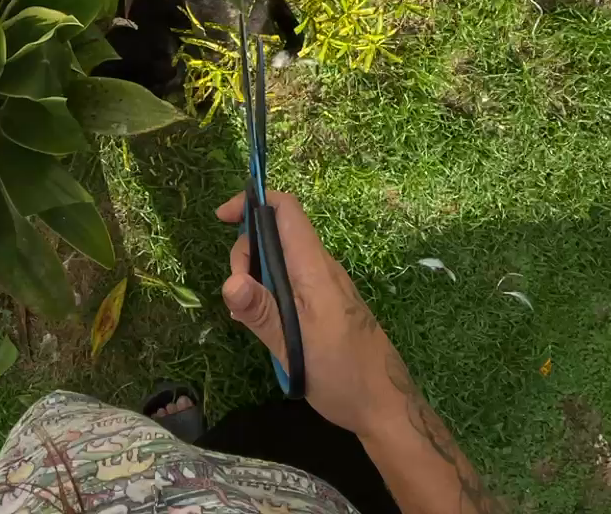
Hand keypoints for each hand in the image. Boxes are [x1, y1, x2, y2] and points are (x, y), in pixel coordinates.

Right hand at [216, 190, 413, 435]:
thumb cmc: (343, 374)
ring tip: (247, 316)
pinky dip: (269, 289)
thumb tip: (229, 281)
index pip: (286, 209)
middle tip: (238, 293)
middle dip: (246, 251)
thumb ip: (261, 312)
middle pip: (276, 233)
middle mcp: (320, 267)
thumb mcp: (293, 347)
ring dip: (256, 274)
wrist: (388, 408)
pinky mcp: (325, 301)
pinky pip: (290, 279)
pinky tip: (264, 323)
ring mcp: (324, 284)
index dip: (252, 202)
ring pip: (281, 258)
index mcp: (313, 267)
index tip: (221, 219)